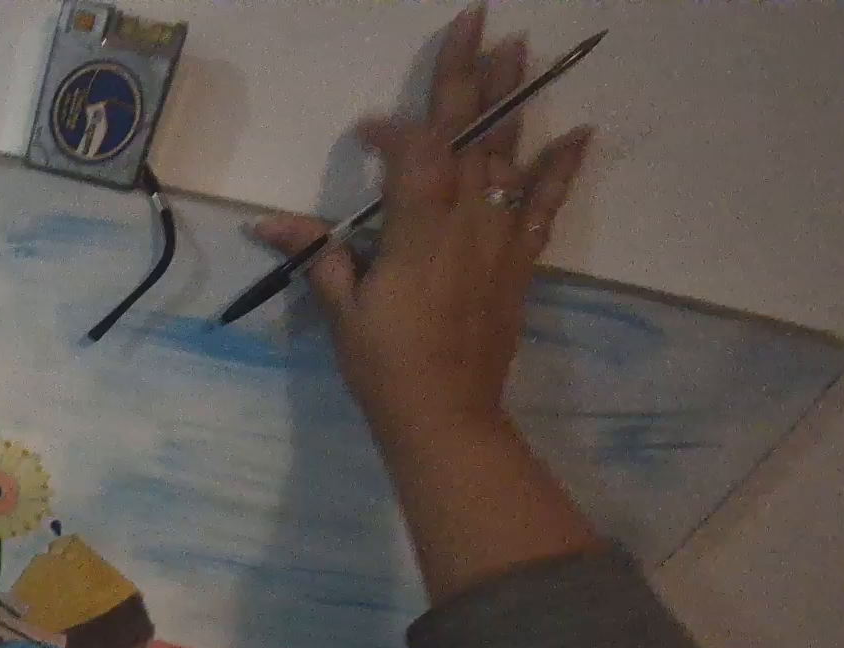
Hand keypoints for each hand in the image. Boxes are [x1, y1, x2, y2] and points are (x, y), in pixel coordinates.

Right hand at [253, 3, 592, 450]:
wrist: (443, 412)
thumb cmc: (382, 365)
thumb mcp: (341, 310)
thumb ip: (318, 257)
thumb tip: (267, 224)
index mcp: (416, 233)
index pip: (413, 158)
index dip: (390, 133)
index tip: (366, 127)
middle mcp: (466, 222)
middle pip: (468, 137)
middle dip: (469, 77)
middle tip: (478, 19)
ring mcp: (499, 238)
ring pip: (508, 157)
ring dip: (512, 101)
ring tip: (520, 48)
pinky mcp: (519, 261)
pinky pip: (544, 206)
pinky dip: (561, 170)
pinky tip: (576, 134)